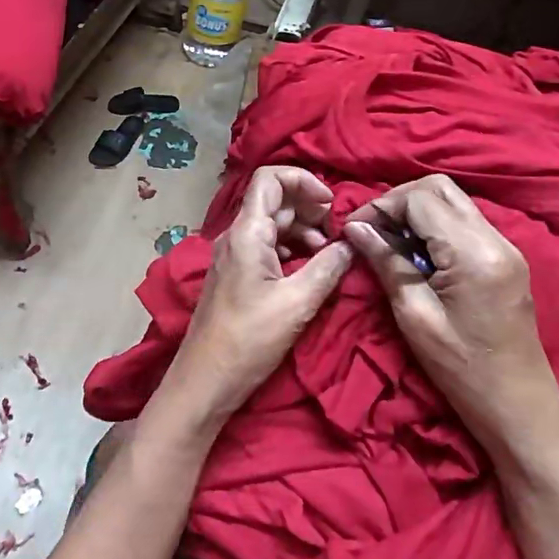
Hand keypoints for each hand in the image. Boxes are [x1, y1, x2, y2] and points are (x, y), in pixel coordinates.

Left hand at [161, 167, 354, 426]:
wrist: (205, 380)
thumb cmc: (249, 339)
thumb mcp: (297, 302)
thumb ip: (328, 266)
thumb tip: (352, 242)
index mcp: (247, 231)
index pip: (270, 178)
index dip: (303, 180)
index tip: (330, 204)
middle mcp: (237, 235)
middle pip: (275, 200)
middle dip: (310, 208)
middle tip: (338, 232)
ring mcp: (235, 254)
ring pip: (273, 223)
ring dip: (303, 230)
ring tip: (329, 254)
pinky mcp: (237, 273)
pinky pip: (268, 245)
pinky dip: (292, 248)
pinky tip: (310, 268)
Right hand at [343, 175, 558, 455]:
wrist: (518, 406)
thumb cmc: (461, 370)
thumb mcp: (414, 317)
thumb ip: (387, 263)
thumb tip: (356, 228)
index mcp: (473, 252)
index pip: (420, 198)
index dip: (381, 206)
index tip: (355, 231)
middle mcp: (495, 238)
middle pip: (440, 188)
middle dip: (399, 200)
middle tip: (373, 231)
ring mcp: (505, 245)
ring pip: (453, 200)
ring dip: (417, 210)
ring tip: (391, 242)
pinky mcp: (506, 257)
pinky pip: (464, 220)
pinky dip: (435, 224)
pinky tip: (417, 253)